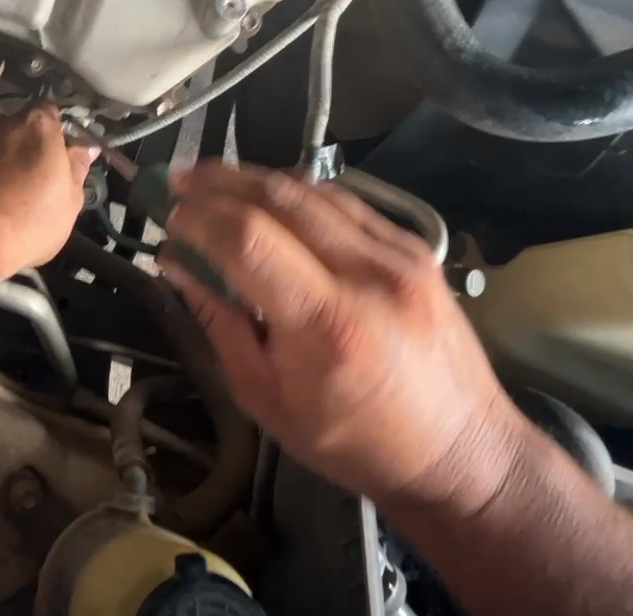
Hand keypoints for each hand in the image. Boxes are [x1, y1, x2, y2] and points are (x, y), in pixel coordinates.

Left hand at [0, 105, 98, 294]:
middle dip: (30, 146)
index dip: (58, 131)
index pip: (51, 111)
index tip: (62, 154)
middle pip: (21, 127)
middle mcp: (1, 124)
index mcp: (37, 125)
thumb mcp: (70, 201)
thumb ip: (78, 167)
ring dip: (4, 161)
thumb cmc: (29, 221)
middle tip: (39, 179)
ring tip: (9, 195)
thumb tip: (85, 148)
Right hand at [163, 161, 527, 514]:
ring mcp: (399, 254)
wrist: (465, 454)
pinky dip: (294, 191)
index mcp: (327, 324)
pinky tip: (267, 196)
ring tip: (211, 181)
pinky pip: (342, 200)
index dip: (199, 218)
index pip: (248, 239)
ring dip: (252, 178)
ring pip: (309, 189)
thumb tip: (176, 262)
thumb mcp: (266, 398)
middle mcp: (368, 275)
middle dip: (217, 182)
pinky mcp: (416, 246)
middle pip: (277, 198)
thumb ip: (219, 321)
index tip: (168, 216)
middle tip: (177, 181)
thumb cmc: (355, 442)